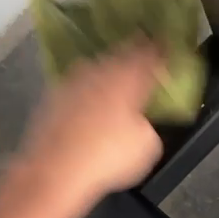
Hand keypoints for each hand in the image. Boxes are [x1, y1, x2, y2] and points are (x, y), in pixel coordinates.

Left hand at [11, 43, 165, 216]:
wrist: (54, 171)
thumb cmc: (107, 157)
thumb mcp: (147, 146)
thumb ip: (148, 125)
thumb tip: (141, 123)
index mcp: (128, 79)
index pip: (149, 55)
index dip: (160, 50)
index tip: (167, 46)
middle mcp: (99, 72)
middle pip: (120, 56)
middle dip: (132, 56)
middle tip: (143, 56)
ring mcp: (72, 83)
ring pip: (96, 69)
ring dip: (107, 72)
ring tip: (116, 79)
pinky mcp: (51, 98)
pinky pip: (78, 87)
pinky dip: (87, 90)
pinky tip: (90, 102)